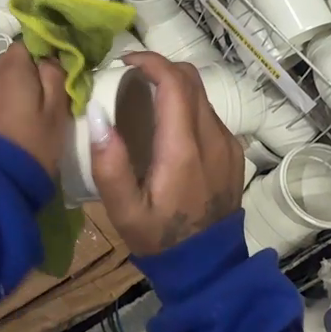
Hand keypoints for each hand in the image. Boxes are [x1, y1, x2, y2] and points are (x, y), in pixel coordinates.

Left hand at [0, 42, 69, 178]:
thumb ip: (56, 78)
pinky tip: (11, 126)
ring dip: (13, 91)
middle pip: (10, 63)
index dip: (43, 54)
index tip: (56, 73)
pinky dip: (0, 107)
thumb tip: (51, 57)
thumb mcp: (56, 111)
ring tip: (29, 114)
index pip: (26, 44)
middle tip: (46, 95)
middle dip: (27, 74)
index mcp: (13, 69)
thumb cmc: (32, 144)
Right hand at [90, 52, 243, 255]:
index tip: (125, 62)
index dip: (151, 62)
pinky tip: (166, 127)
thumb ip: (109, 164)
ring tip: (144, 100)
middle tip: (130, 78)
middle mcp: (212, 137)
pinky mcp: (233, 153)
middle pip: (191, 80)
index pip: (175, 83)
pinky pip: (209, 114)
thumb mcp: (124, 210)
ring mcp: (227, 144)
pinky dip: (186, 105)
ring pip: (202, 95)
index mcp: (183, 148)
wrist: (208, 269)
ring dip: (174, 86)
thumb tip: (98, 115)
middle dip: (161, 68)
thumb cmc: (160, 238)